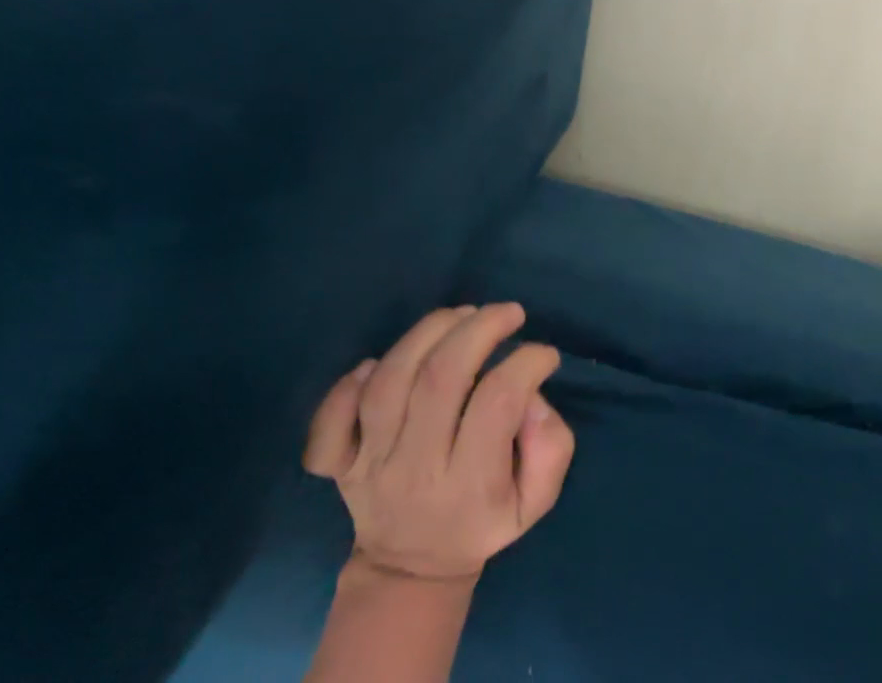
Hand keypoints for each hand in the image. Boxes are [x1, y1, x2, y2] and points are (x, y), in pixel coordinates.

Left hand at [302, 303, 575, 584]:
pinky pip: (331, 418)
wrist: (409, 568)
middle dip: (478, 331)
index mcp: (471, 484)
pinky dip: (347, 383)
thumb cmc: (482, 525)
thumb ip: (549, 450)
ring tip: (462, 315)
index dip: (525, 364)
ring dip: (426, 334)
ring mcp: (370, 464)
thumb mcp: (535, 502)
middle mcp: (416, 469)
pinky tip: (379, 361)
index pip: (497, 404)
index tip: (544, 354)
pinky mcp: (339, 462)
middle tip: (509, 313)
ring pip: (389, 382)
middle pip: (440, 379)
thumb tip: (533, 399)